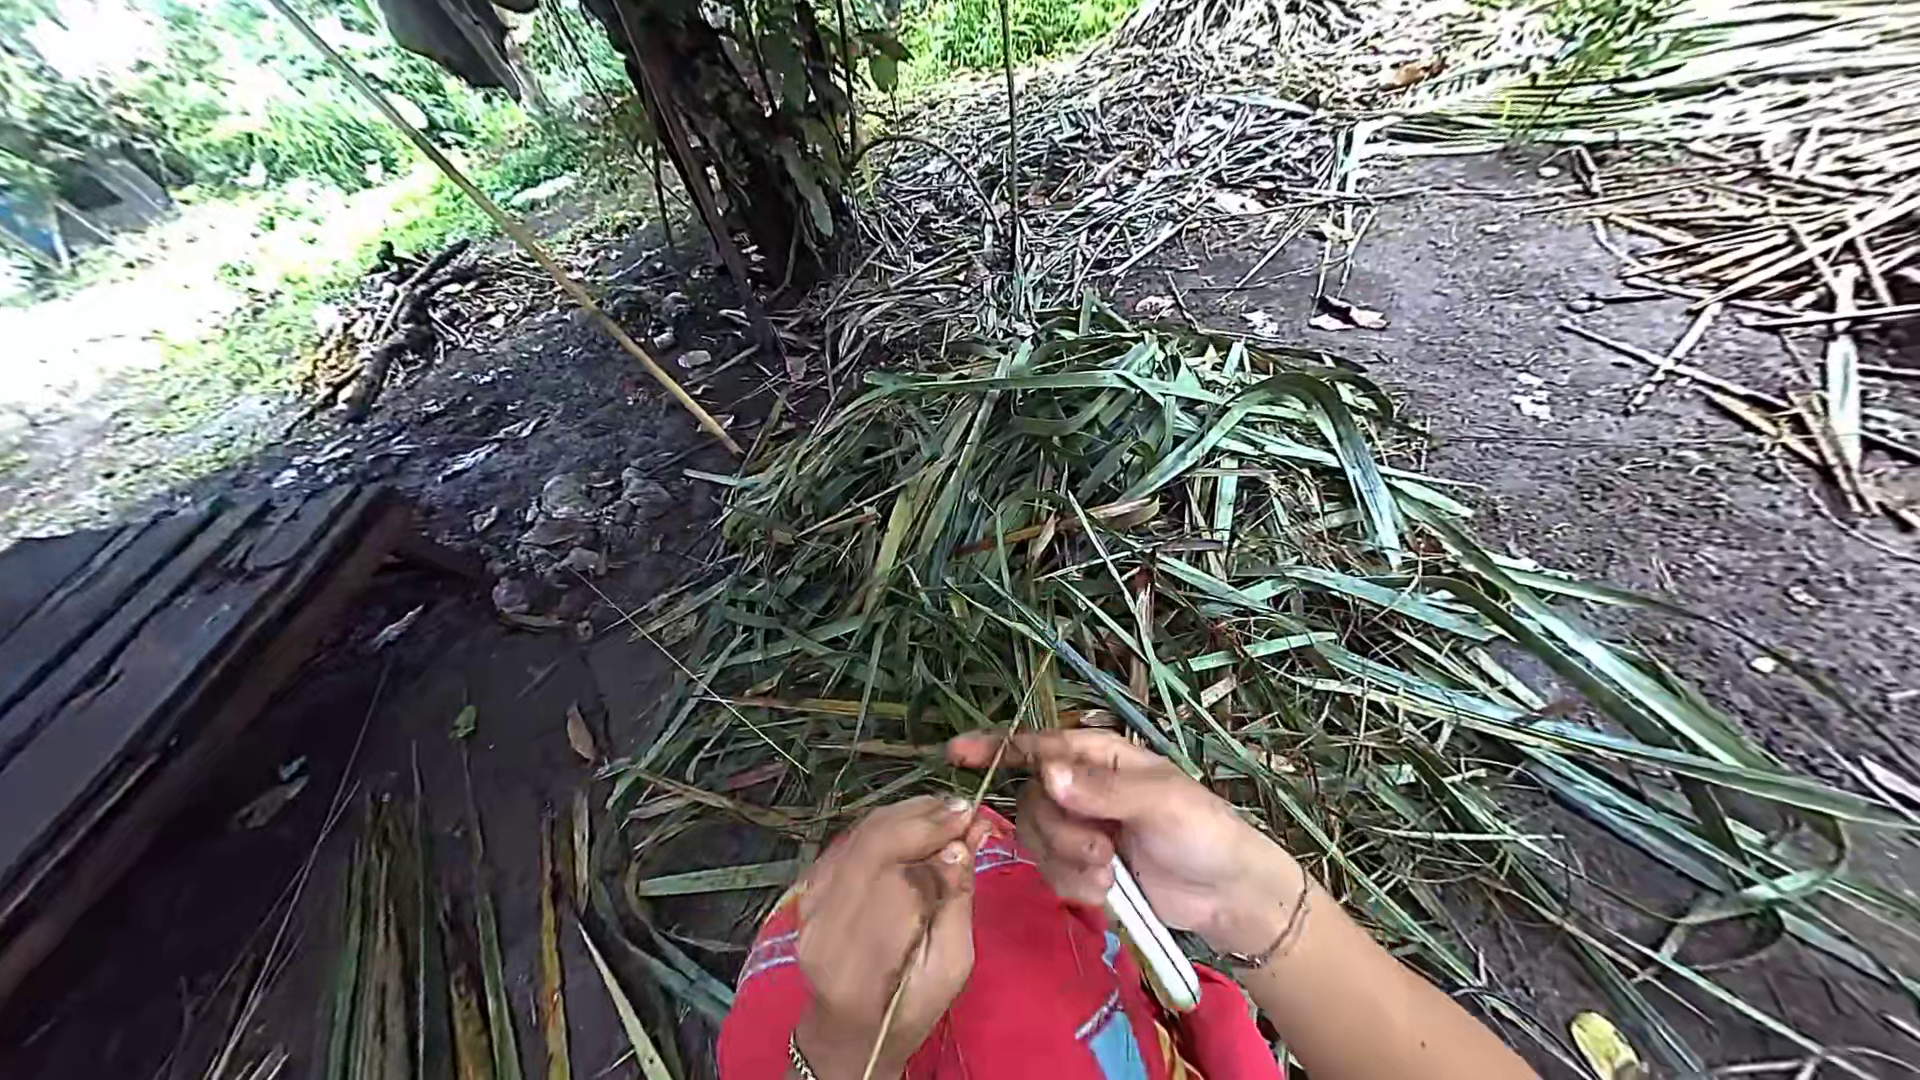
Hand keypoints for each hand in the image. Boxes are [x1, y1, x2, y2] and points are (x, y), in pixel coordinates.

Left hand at [794, 796, 989, 1078]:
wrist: (850, 1023)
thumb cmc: (909, 1005)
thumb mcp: (951, 967)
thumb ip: (956, 903)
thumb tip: (961, 845)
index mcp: (859, 965)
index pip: (899, 882)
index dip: (937, 846)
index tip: (973, 824)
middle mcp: (825, 925)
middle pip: (876, 846)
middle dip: (925, 820)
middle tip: (964, 809)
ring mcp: (811, 900)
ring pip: (865, 832)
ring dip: (911, 812)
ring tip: (948, 809)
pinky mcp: (812, 881)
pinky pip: (856, 834)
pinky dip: (892, 819)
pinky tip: (920, 818)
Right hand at [947, 729, 1303, 956]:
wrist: (1225, 895)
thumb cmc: (1200, 829)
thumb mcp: (1159, 801)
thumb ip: (1102, 790)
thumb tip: (1047, 775)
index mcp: (1095, 755)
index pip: (1035, 745)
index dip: (993, 747)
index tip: (955, 753)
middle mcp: (1077, 785)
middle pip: (1031, 800)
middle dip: (1060, 833)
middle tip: (1103, 854)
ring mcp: (1076, 826)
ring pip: (1036, 838)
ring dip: (1069, 862)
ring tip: (1111, 874)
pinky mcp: (1078, 864)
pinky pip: (1049, 870)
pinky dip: (1074, 885)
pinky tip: (1108, 892)